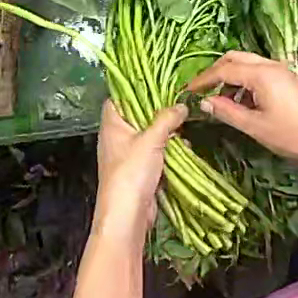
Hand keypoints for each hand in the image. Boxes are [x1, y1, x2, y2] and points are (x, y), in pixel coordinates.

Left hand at [93, 101, 185, 238]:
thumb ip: (166, 119)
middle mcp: (117, 135)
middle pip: (138, 114)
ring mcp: (128, 152)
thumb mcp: (151, 139)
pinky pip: (155, 152)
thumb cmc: (131, 171)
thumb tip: (181, 105)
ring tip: (184, 128)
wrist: (127, 214)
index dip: (136, 88)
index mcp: (112, 122)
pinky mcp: (139, 168)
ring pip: (149, 134)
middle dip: (159, 112)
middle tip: (179, 105)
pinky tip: (184, 148)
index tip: (158, 83)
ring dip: (167, 132)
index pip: (119, 96)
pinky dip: (168, 149)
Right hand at [186, 51, 297, 182]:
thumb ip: (227, 112)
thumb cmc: (293, 136)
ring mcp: (281, 70)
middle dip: (215, 71)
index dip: (202, 80)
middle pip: (234, 58)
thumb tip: (203, 102)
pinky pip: (258, 70)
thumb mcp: (255, 127)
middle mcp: (269, 65)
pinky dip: (244, 80)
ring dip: (230, 76)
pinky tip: (242, 101)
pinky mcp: (288, 79)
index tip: (186, 91)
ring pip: (246, 63)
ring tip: (221, 100)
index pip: (222, 69)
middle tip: (201, 90)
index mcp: (260, 74)